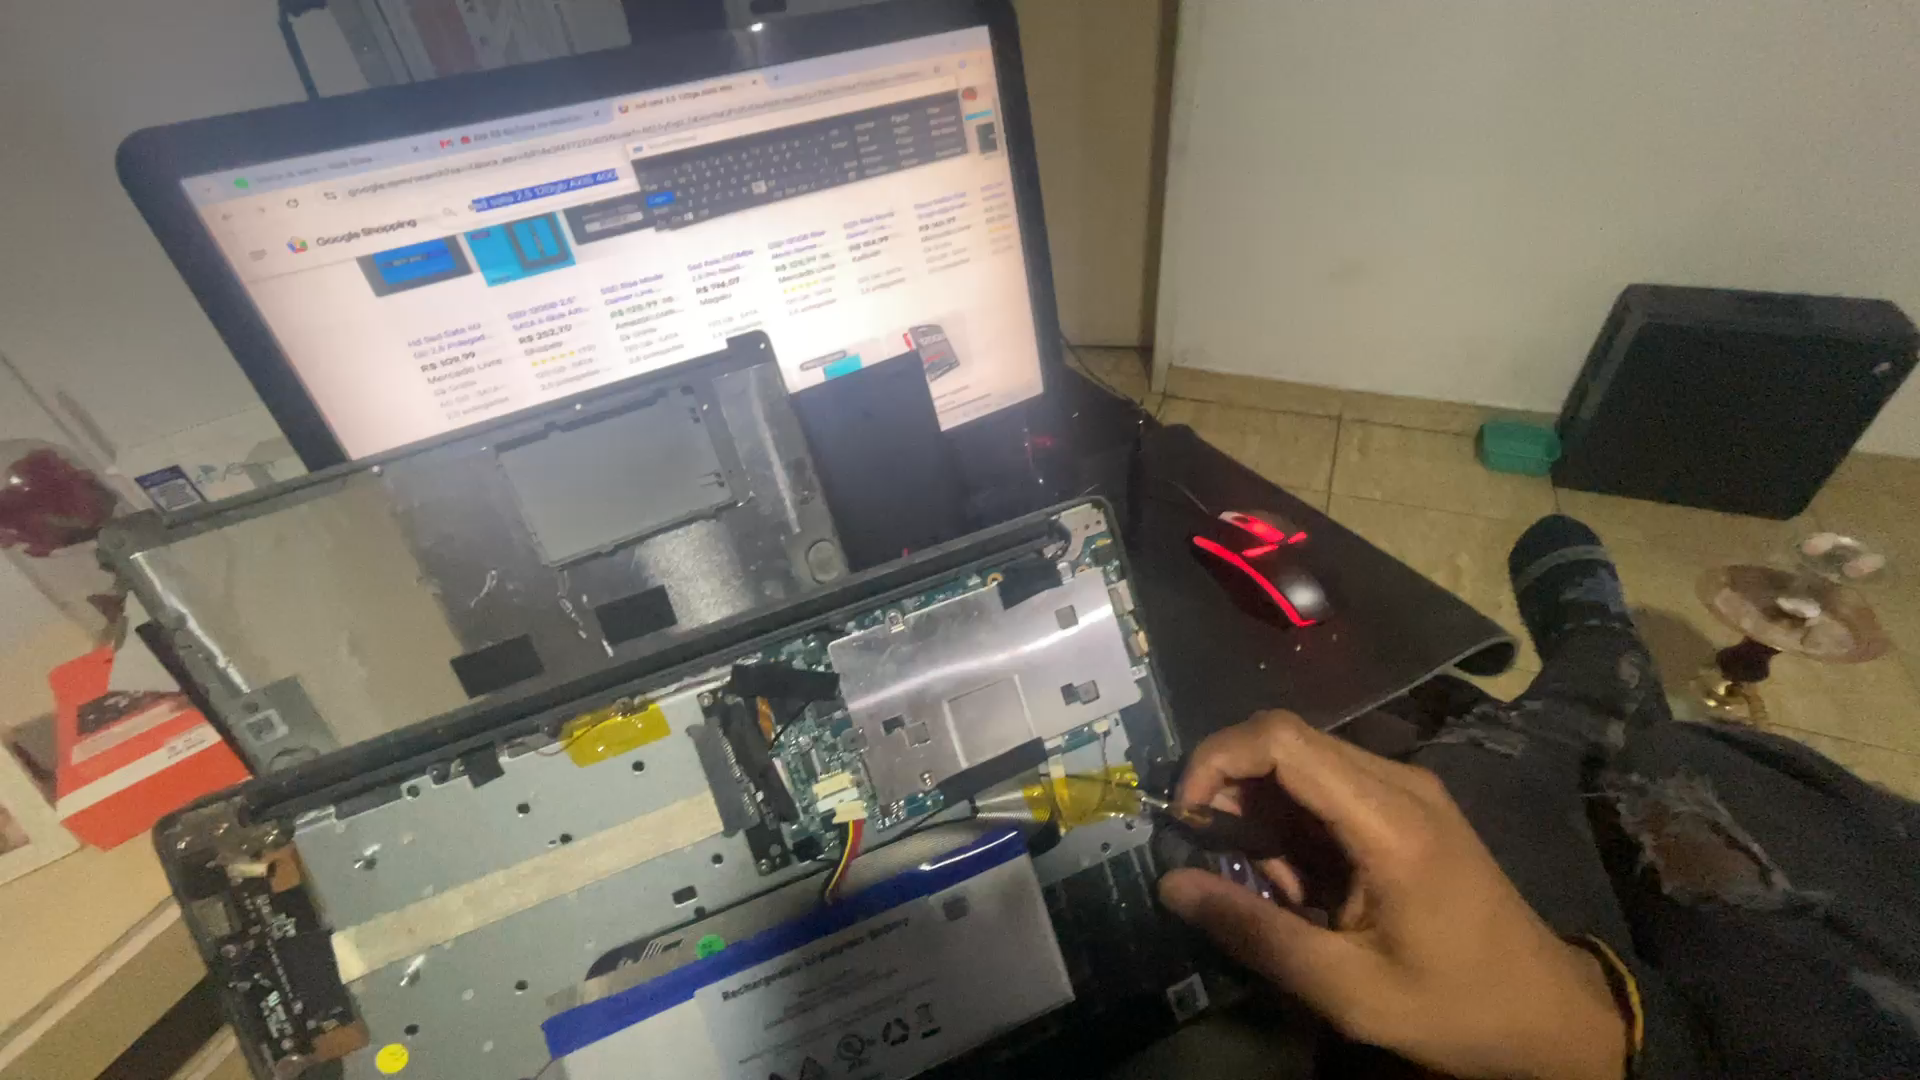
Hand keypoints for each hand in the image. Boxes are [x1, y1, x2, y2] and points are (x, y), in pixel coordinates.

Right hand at [1158, 710, 1626, 1079]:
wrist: (1555, 1017)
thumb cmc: (1456, 1007)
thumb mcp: (1347, 989)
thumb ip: (1253, 932)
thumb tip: (1170, 884)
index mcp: (1388, 819)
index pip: (1280, 738)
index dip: (1217, 759)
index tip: (1188, 815)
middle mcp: (1396, 780)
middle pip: (1281, 739)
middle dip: (1229, 786)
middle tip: (1218, 852)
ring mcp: (1404, 784)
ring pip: (1296, 757)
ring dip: (1259, 806)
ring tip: (1274, 881)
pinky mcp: (1403, 798)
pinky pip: (1321, 780)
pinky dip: (1289, 817)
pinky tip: (1302, 874)